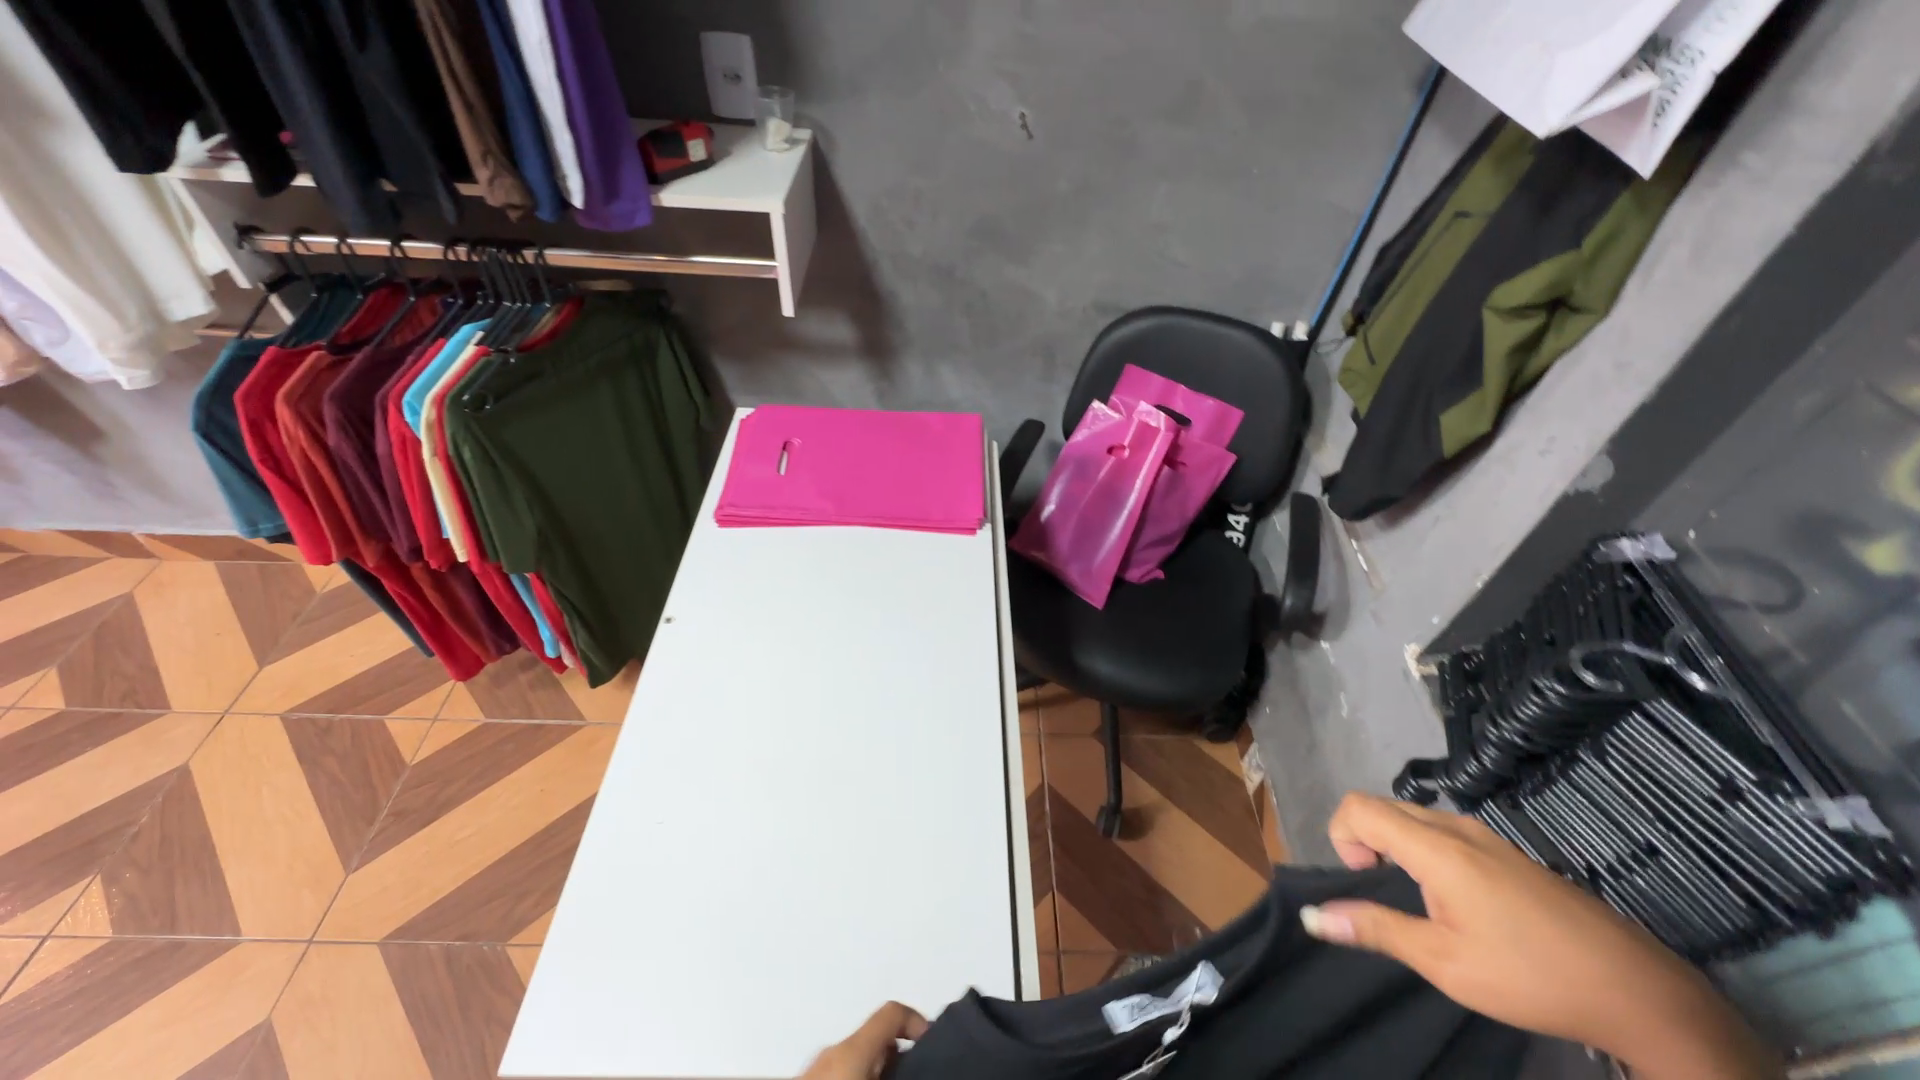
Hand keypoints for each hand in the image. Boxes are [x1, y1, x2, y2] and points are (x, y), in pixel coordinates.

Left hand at [799, 1002, 928, 1079]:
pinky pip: (838, 1075)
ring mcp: (814, 1070)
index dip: (919, 1024)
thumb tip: (914, 1070)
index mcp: (851, 1051)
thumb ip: (896, 1073)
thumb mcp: (870, 1077)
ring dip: (877, 1076)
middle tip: (915, 1078)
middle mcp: (831, 1053)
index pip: (892, 1013)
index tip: (933, 1048)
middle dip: (899, 1063)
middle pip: (875, 1041)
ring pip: (856, 1062)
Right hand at [1301, 793, 1778, 1079]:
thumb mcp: (1443, 961)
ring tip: (1417, 904)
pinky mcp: (1509, 854)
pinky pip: (1444, 833)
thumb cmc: (1530, 976)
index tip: (1365, 882)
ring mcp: (1488, 839)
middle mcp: (1459, 829)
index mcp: (1437, 848)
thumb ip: (1375, 929)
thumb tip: (1311, 916)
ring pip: (1415, 818)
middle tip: (1385, 897)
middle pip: (1384, 807)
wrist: (1634, 989)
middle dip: (1363, 841)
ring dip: (1395, 847)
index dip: (1341, 837)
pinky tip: (1455, 904)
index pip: (1359, 807)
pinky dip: (1425, 853)